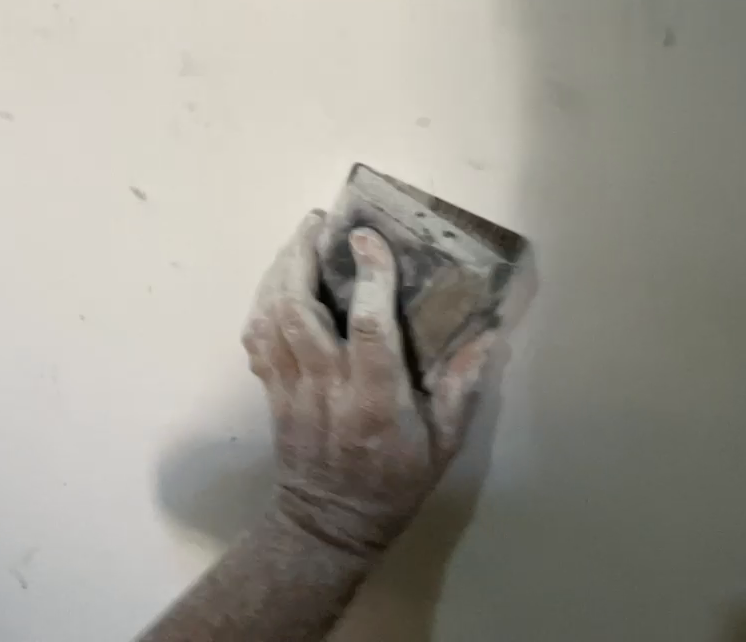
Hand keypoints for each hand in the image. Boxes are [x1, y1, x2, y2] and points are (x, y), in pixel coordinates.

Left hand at [241, 213, 494, 556]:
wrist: (329, 524)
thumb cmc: (395, 480)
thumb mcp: (444, 443)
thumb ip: (463, 386)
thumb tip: (489, 332)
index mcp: (375, 396)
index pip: (368, 326)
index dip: (367, 276)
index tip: (366, 236)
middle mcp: (326, 384)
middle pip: (299, 310)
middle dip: (302, 257)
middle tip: (318, 221)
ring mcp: (290, 386)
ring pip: (271, 317)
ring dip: (280, 269)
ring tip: (299, 238)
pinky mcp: (270, 390)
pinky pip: (256, 336)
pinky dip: (262, 299)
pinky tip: (278, 279)